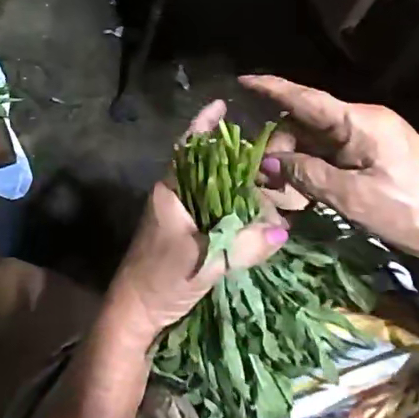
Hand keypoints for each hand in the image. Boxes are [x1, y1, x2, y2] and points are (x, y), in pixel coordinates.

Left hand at [106, 101, 288, 342]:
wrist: (136, 312)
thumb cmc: (160, 277)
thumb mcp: (203, 259)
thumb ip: (242, 244)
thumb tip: (282, 230)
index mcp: (170, 192)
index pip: (188, 149)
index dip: (204, 125)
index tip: (222, 104)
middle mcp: (176, 199)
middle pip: (212, 170)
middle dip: (241, 166)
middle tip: (274, 166)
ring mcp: (184, 219)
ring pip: (219, 195)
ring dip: (245, 195)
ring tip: (276, 198)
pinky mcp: (192, 239)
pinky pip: (220, 218)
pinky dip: (241, 217)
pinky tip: (263, 224)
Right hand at [239, 75, 418, 276]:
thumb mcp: (354, 197)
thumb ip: (308, 174)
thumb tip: (271, 162)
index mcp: (360, 122)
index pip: (305, 98)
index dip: (271, 88)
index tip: (241, 81)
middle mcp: (364, 124)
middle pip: (305, 124)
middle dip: (279, 146)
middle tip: (264, 180)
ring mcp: (373, 142)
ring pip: (317, 143)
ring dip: (296, 163)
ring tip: (281, 193)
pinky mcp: (379, 160)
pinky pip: (334, 157)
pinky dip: (314, 172)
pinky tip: (304, 194)